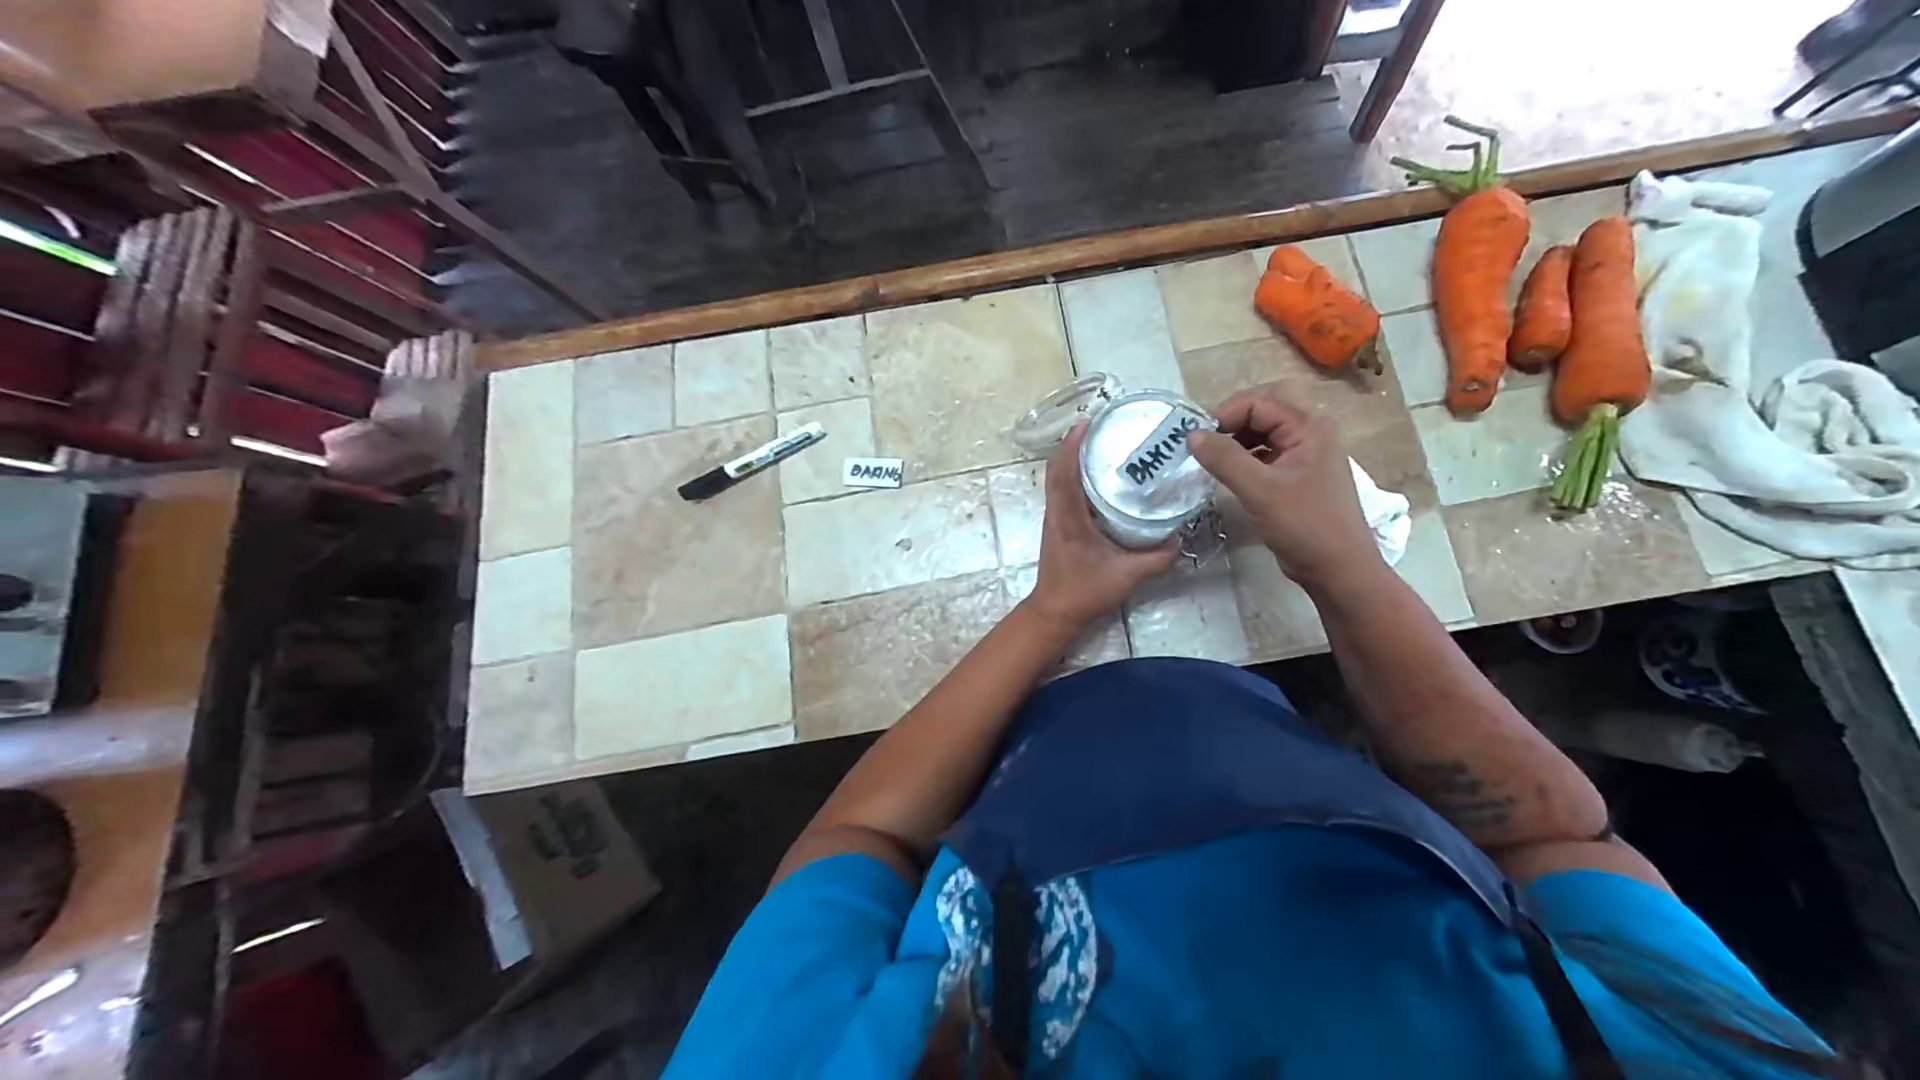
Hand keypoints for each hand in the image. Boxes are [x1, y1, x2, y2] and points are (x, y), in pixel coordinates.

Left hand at [1025, 421, 1178, 630]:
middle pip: (1058, 469)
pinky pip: (1064, 492)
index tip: (1086, 422)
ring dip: (1074, 458)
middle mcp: (1057, 513)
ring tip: (1102, 443)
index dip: (1071, 446)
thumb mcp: (1125, 576)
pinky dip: (1075, 476)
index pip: (1063, 474)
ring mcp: (1055, 519)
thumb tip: (1180, 536)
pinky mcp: (1059, 526)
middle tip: (1101, 426)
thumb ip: (1155, 558)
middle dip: (1075, 444)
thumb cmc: (1084, 592)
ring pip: (1058, 479)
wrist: (1055, 612)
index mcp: (1067, 518)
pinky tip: (1100, 476)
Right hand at [1187, 385, 1384, 590]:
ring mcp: (1305, 457)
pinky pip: (1266, 457)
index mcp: (1309, 428)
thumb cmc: (1304, 525)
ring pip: (1262, 436)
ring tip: (1209, 463)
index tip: (1198, 441)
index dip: (1224, 416)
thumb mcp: (1259, 490)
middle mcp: (1310, 435)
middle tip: (1200, 449)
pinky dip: (1243, 461)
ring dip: (1234, 444)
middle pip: (1261, 414)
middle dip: (1228, 427)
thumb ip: (1224, 458)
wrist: (1339, 569)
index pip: (1258, 403)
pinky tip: (1227, 477)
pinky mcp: (1298, 478)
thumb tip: (1191, 435)